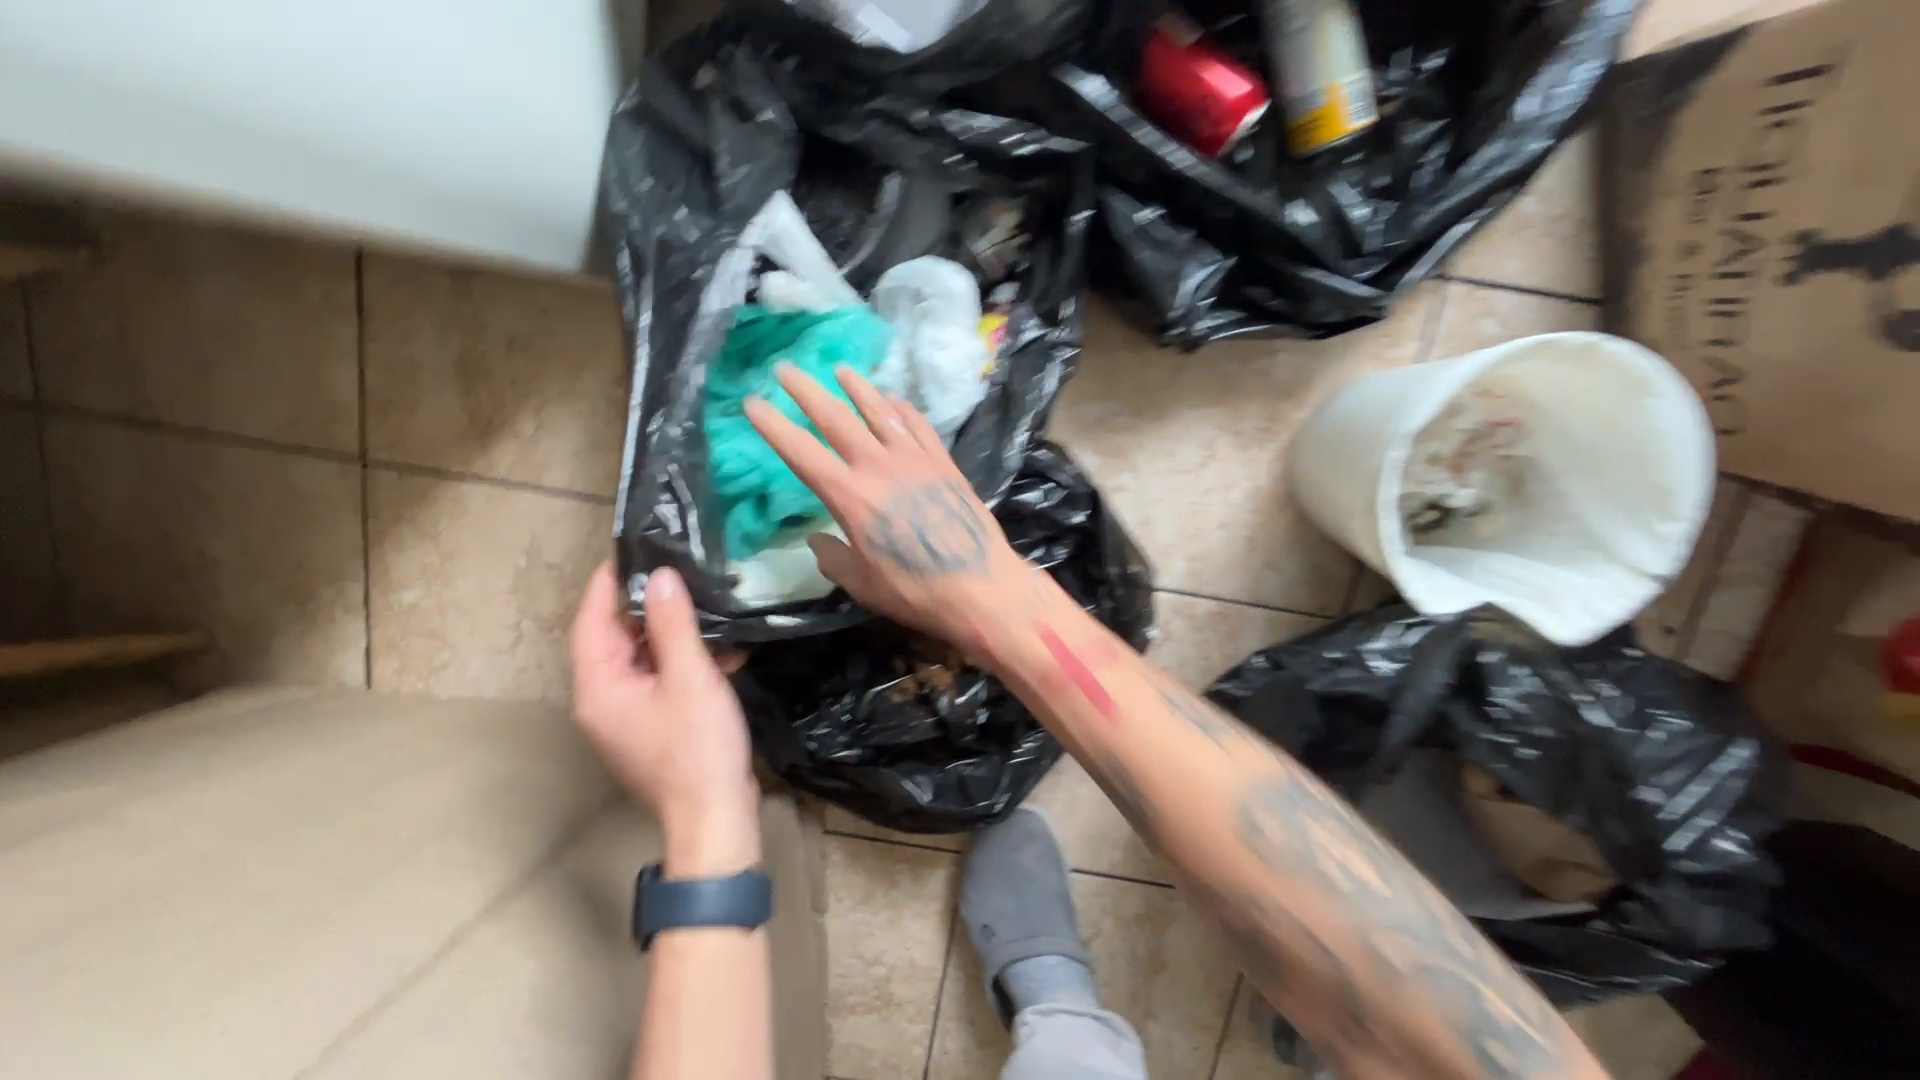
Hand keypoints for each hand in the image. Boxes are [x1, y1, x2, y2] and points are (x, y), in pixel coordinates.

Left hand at [570, 562, 758, 874]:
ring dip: (674, 636)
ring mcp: (627, 717)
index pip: (591, 621)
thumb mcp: (690, 677)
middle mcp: (602, 701)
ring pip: (642, 659)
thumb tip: (660, 578)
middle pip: (615, 639)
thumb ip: (673, 624)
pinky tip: (724, 652)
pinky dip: (685, 663)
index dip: (607, 584)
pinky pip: (660, 682)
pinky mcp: (653, 728)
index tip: (630, 550)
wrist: (715, 817)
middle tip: (681, 573)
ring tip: (710, 609)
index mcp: (599, 687)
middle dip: (649, 607)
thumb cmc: (698, 747)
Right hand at [745, 364, 1037, 648]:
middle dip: (807, 391)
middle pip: (836, 418)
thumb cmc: (915, 591)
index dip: (773, 426)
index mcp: (850, 497)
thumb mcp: (861, 584)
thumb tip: (817, 539)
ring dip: (857, 388)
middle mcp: (879, 467)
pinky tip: (893, 399)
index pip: (801, 452)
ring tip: (841, 370)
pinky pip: (918, 425)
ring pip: (879, 412)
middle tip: (787, 369)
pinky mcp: (944, 463)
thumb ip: (833, 558)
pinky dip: (901, 408)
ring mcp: (915, 460)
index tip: (752, 403)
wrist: (980, 586)